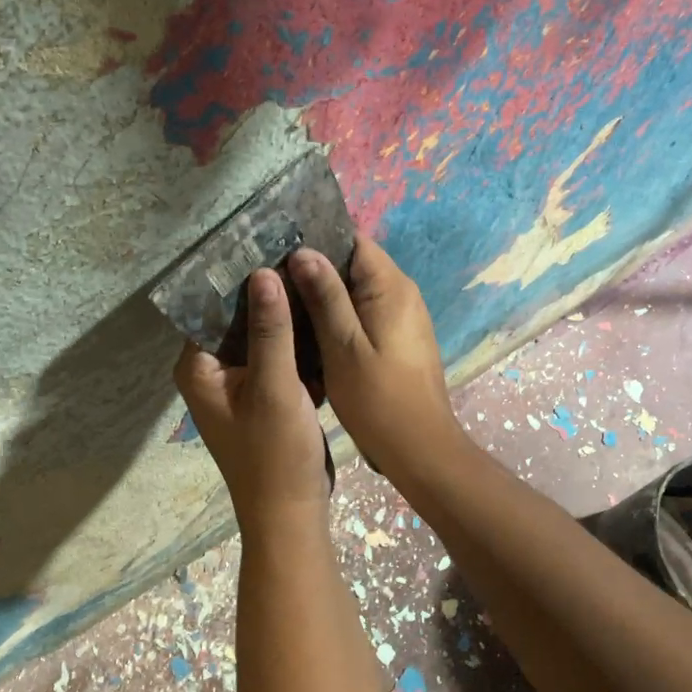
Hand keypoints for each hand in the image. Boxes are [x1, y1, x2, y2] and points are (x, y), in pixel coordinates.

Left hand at [174, 268, 332, 533]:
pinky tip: (322, 309)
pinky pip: (277, 354)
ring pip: (262, 333)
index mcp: (198, 366)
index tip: (268, 240)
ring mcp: (239, 381)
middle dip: (267, 289)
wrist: (293, 514)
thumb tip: (263, 272)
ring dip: (285, 311)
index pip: (211, 305)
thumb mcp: (274, 387)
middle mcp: (211, 369)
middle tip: (298, 247)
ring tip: (313, 269)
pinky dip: (296, 339)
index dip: (238, 274)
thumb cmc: (274, 453)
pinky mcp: (264, 392)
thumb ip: (270, 330)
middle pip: (238, 316)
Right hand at [288, 239, 464, 479]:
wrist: (420, 450)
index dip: (317, 241)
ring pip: (356, 289)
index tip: (278, 248)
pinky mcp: (397, 338)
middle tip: (270, 277)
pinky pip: (363, 312)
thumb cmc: (378, 399)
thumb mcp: (343, 346)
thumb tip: (303, 252)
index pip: (353, 240)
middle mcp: (402, 293)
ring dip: (322, 294)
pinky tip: (306, 330)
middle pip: (353, 264)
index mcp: (391, 287)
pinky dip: (336, 316)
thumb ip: (325, 296)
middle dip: (315, 267)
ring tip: (281, 299)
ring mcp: (402, 317)